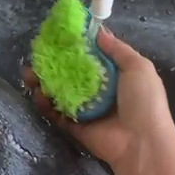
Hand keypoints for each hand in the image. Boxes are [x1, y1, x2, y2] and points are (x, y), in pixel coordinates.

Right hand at [27, 28, 174, 172]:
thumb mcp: (138, 67)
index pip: (91, 56)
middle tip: (36, 57)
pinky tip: (38, 96)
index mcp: (115, 74)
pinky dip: (46, 106)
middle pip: (70, 73)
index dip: (75, 46)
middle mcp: (99, 90)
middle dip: (52, 64)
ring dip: (44, 83)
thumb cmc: (144, 101)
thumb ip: (118, 49)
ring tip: (30, 76)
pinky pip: (57, 114)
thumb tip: (98, 32)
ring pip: (59, 92)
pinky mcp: (76, 126)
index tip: (57, 35)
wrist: (141, 143)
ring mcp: (86, 108)